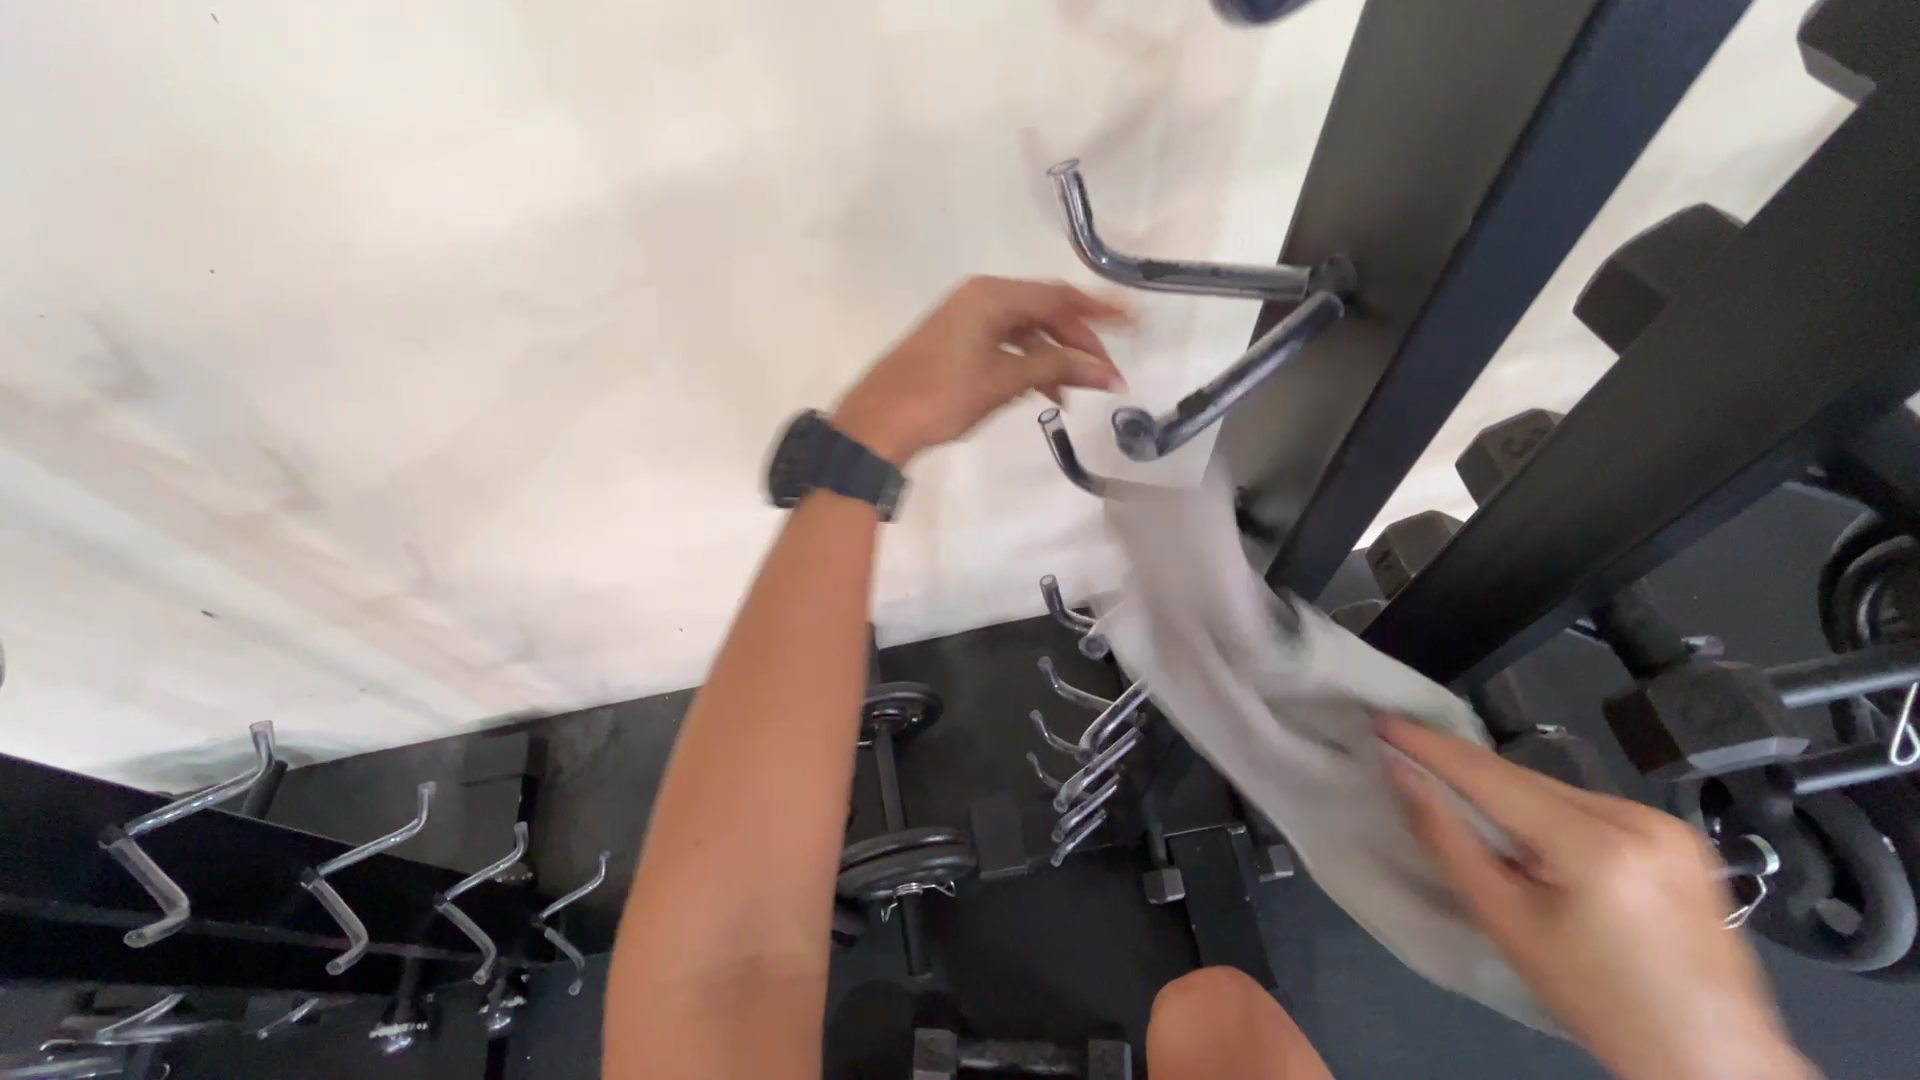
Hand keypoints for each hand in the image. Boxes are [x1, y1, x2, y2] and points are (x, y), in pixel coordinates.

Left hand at [830, 276, 1128, 465]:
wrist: (878, 423)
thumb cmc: (941, 396)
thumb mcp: (1004, 381)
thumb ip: (1057, 370)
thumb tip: (1106, 372)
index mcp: (992, 296)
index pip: (1059, 297)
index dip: (1099, 312)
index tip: (1133, 323)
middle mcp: (980, 298)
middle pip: (1044, 312)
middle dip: (1078, 343)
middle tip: (1106, 377)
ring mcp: (966, 320)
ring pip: (1026, 331)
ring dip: (1053, 358)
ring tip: (1076, 393)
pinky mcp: (956, 342)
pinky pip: (1005, 345)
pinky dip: (1028, 365)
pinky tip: (1044, 394)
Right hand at [1379, 715, 1814, 1079]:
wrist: (1713, 1057)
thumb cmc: (1594, 998)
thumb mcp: (1504, 922)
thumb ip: (1447, 839)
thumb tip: (1402, 774)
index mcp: (1595, 844)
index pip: (1490, 775)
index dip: (1429, 744)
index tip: (1382, 718)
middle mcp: (1637, 817)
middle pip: (1524, 778)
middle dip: (1465, 772)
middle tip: (1408, 761)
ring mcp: (1666, 824)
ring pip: (1554, 789)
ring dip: (1506, 794)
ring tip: (1468, 810)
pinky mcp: (1680, 836)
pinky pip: (1588, 806)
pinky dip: (1547, 812)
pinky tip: (1535, 840)